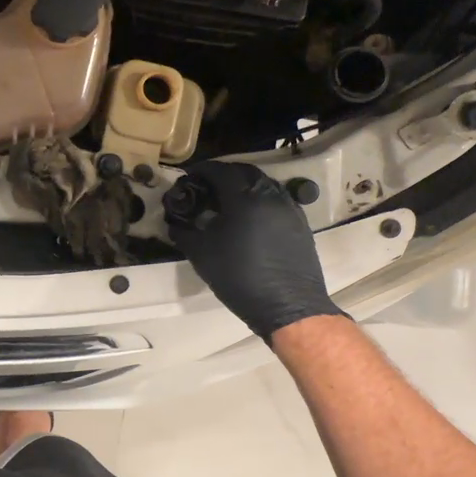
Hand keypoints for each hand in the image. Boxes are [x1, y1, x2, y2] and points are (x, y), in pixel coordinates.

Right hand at [165, 160, 346, 339]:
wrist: (288, 306)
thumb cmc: (239, 277)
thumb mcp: (201, 254)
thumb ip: (184, 231)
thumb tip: (175, 221)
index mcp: (243, 199)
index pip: (220, 171)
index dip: (201, 170)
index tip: (188, 177)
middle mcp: (269, 196)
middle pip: (245, 172)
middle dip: (224, 174)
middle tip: (206, 186)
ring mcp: (289, 208)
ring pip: (264, 184)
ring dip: (244, 185)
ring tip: (227, 200)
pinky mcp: (300, 223)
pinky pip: (277, 199)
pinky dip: (260, 199)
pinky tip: (249, 217)